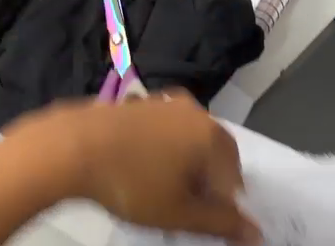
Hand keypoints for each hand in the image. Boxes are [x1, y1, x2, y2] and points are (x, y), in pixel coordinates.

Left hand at [10, 94, 259, 243]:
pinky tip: (143, 170)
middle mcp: (195, 110)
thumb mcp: (180, 213)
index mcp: (211, 134)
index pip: (235, 175)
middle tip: (184, 210)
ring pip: (189, 140)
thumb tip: (257, 233)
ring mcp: (166, 102)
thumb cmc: (135, 182)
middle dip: (205, 183)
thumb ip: (221, 223)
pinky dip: (165, 151)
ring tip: (162, 193)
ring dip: (185, 166)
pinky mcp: (142, 103)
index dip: (223, 204)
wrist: (78, 145)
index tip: (201, 222)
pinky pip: (167, 131)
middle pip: (214, 153)